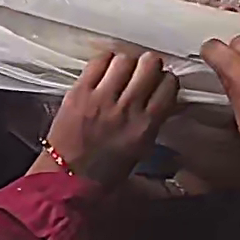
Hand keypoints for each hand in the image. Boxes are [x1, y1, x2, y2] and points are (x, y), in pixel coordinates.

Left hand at [33, 51, 179, 186]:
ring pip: (124, 59)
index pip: (169, 86)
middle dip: (149, 65)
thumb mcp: (141, 152)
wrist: (66, 180)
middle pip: (149, 65)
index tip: (160, 83)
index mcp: (146, 127)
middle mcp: (127, 109)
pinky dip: (105, 61)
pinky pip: (98, 62)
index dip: (166, 80)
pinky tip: (104, 70)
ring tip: (122, 71)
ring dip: (126, 62)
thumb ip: (157, 127)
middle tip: (142, 71)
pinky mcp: (79, 92)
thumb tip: (173, 106)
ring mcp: (101, 98)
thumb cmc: (105, 174)